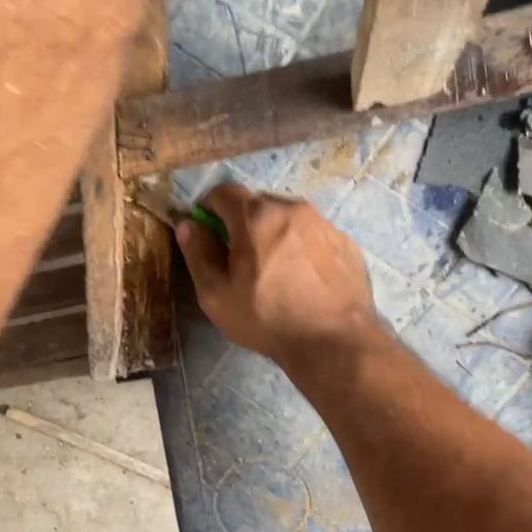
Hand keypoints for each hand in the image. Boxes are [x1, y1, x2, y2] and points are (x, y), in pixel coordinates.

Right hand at [175, 183, 384, 365]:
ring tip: (273, 272)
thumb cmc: (266, 318)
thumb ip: (198, 253)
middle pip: (257, 204)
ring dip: (273, 235)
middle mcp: (292, 208)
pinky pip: (312, 235)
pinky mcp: (345, 241)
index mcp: (256, 216)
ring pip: (287, 218)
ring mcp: (323, 223)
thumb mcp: (216, 295)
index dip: (208, 207)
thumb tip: (187, 224)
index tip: (206, 232)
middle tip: (239, 260)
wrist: (333, 340)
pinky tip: (301, 280)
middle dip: (242, 224)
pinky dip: (300, 248)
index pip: (223, 191)